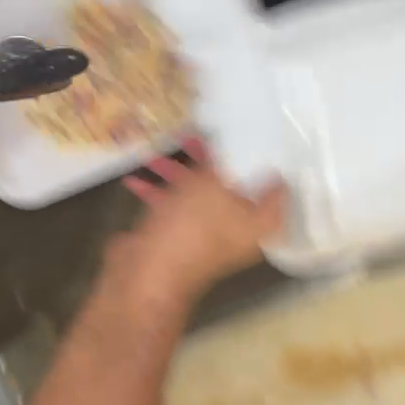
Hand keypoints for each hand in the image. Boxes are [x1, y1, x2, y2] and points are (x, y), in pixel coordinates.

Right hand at [110, 139, 287, 300]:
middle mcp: (239, 227)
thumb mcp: (209, 188)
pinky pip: (170, 206)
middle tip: (189, 139)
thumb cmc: (189, 230)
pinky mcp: (175, 235)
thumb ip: (223, 164)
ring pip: (195, 195)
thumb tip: (240, 146)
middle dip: (206, 162)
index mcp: (262, 220)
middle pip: (229, 186)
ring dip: (174, 175)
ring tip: (152, 157)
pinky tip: (132, 181)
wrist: (147, 271)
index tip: (244, 133)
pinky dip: (154, 192)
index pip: (272, 182)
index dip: (258, 157)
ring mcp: (205, 232)